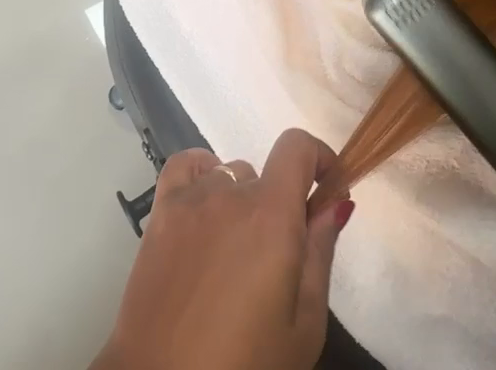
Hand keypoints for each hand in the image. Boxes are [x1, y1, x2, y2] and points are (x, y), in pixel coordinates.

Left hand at [93, 130, 354, 369]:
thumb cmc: (245, 363)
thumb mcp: (304, 323)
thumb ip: (321, 252)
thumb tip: (336, 201)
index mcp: (271, 217)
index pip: (297, 147)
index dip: (320, 158)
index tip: (329, 189)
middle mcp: (229, 195)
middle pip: (266, 174)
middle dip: (283, 204)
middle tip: (281, 257)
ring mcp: (189, 201)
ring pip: (229, 175)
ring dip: (244, 199)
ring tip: (239, 253)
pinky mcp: (159, 213)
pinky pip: (185, 167)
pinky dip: (202, 173)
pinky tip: (208, 207)